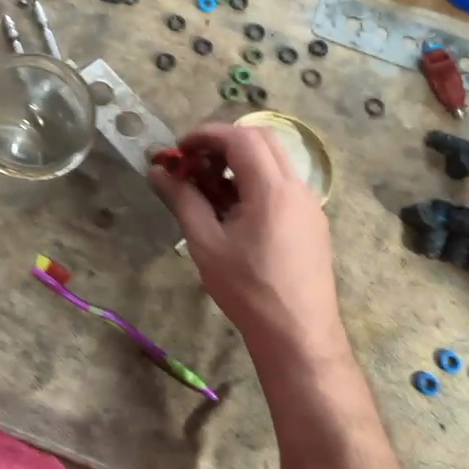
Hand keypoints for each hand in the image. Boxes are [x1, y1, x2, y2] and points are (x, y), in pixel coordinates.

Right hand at [148, 123, 346, 362]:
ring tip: (207, 189)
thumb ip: (182, 200)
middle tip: (191, 163)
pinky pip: (282, 183)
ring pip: (274, 160)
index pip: (240, 137)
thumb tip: (157, 172)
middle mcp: (297, 188)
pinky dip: (253, 180)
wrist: (298, 334)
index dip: (205, 135)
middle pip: (261, 139)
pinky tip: (232, 211)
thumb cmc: (247, 289)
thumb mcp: (205, 243)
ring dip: (238, 161)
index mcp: (272, 190)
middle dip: (222, 142)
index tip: (178, 151)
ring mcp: (309, 204)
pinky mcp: (311, 221)